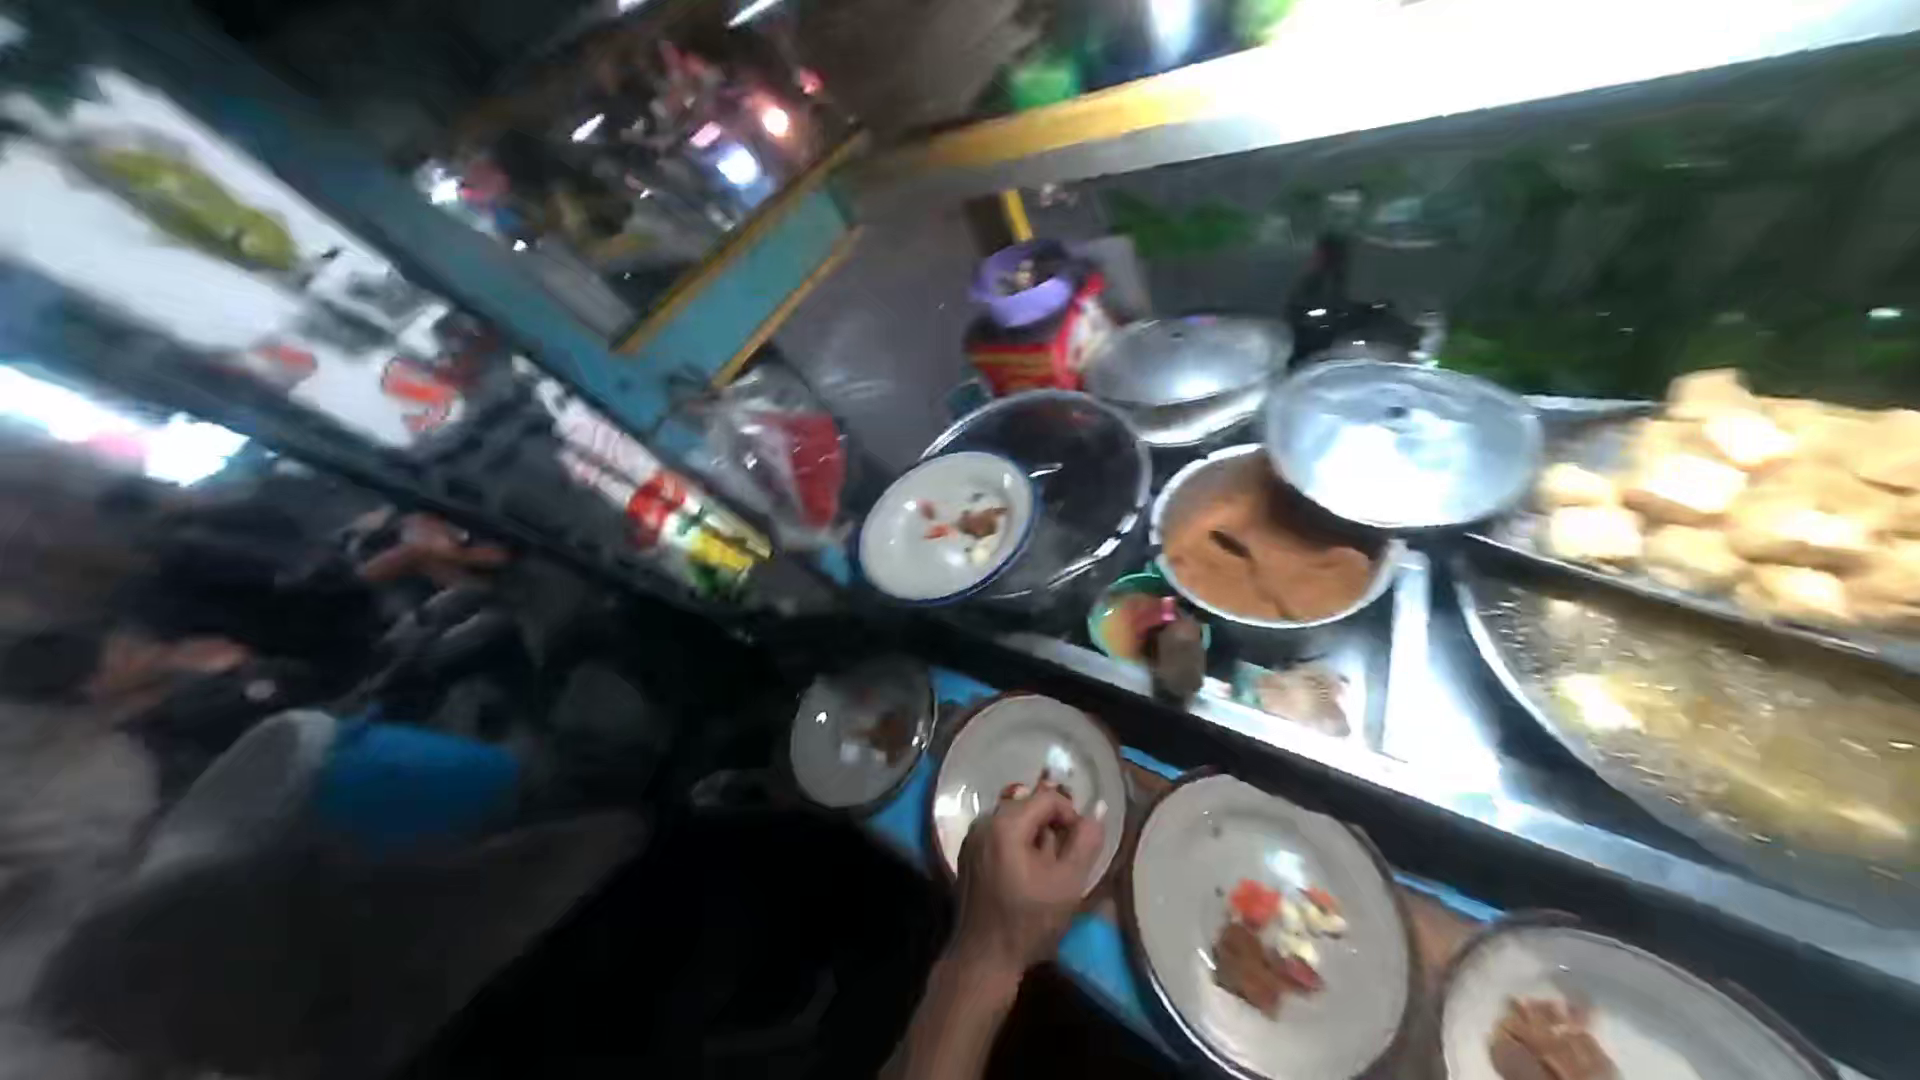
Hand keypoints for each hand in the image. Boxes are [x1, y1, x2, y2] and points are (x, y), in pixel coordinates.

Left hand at [950, 785, 1105, 983]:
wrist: (984, 958)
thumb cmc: (1029, 921)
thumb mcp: (1068, 883)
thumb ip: (1085, 842)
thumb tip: (1097, 809)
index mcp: (1006, 823)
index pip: (1048, 797)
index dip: (1070, 816)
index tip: (1079, 846)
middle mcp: (984, 820)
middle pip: (1029, 805)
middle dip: (1052, 826)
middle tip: (1063, 860)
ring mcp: (972, 836)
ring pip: (1014, 818)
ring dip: (1035, 835)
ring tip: (1045, 870)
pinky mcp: (968, 852)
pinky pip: (999, 833)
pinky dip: (1017, 843)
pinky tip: (1024, 875)